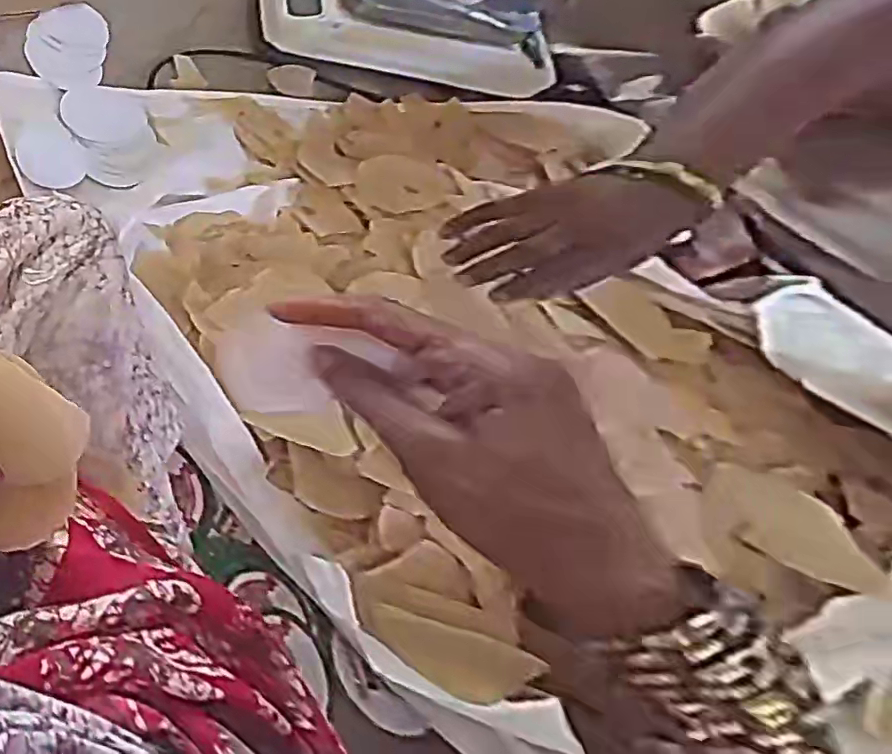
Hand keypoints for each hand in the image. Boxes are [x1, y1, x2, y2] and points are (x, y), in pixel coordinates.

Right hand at [270, 297, 684, 639]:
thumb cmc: (516, 520)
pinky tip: (373, 388)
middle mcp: (510, 358)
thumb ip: (371, 396)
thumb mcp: (429, 455)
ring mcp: (519, 379)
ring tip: (322, 358)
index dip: (329, 311)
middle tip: (294, 333)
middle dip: (349, 331)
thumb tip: (320, 353)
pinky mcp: (519, 402)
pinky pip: (445, 377)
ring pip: (427, 355)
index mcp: (493, 364)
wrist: (610, 582)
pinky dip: (404, 380)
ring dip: (375, 358)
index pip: (393, 319)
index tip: (280, 309)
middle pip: (411, 330)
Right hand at [442, 172, 709, 299]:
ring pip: (505, 229)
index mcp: (597, 253)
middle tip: (461, 280)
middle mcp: (570, 231)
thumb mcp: (622, 261)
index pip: (551, 273)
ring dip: (473, 246)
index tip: (495, 297)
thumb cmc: (643, 232)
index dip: (521, 286)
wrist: (658, 184)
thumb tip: (531, 290)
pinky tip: (449, 230)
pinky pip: (498, 207)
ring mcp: (551, 210)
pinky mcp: (537, 194)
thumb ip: (578, 275)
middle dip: (489, 267)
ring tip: (447, 259)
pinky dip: (471, 219)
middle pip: (522, 252)